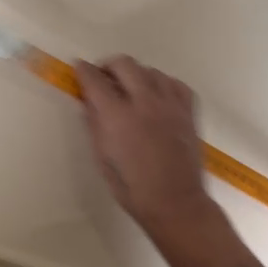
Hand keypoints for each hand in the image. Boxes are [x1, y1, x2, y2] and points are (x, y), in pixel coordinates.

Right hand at [76, 56, 211, 230]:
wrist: (175, 202)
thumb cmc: (131, 187)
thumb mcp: (102, 157)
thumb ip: (94, 123)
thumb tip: (88, 100)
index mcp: (118, 116)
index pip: (95, 79)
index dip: (83, 70)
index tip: (79, 69)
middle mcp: (144, 102)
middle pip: (124, 64)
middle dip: (108, 66)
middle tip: (104, 79)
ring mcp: (170, 104)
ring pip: (150, 70)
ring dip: (136, 75)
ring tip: (131, 91)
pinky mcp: (188, 111)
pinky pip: (174, 83)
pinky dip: (162, 84)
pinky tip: (156, 98)